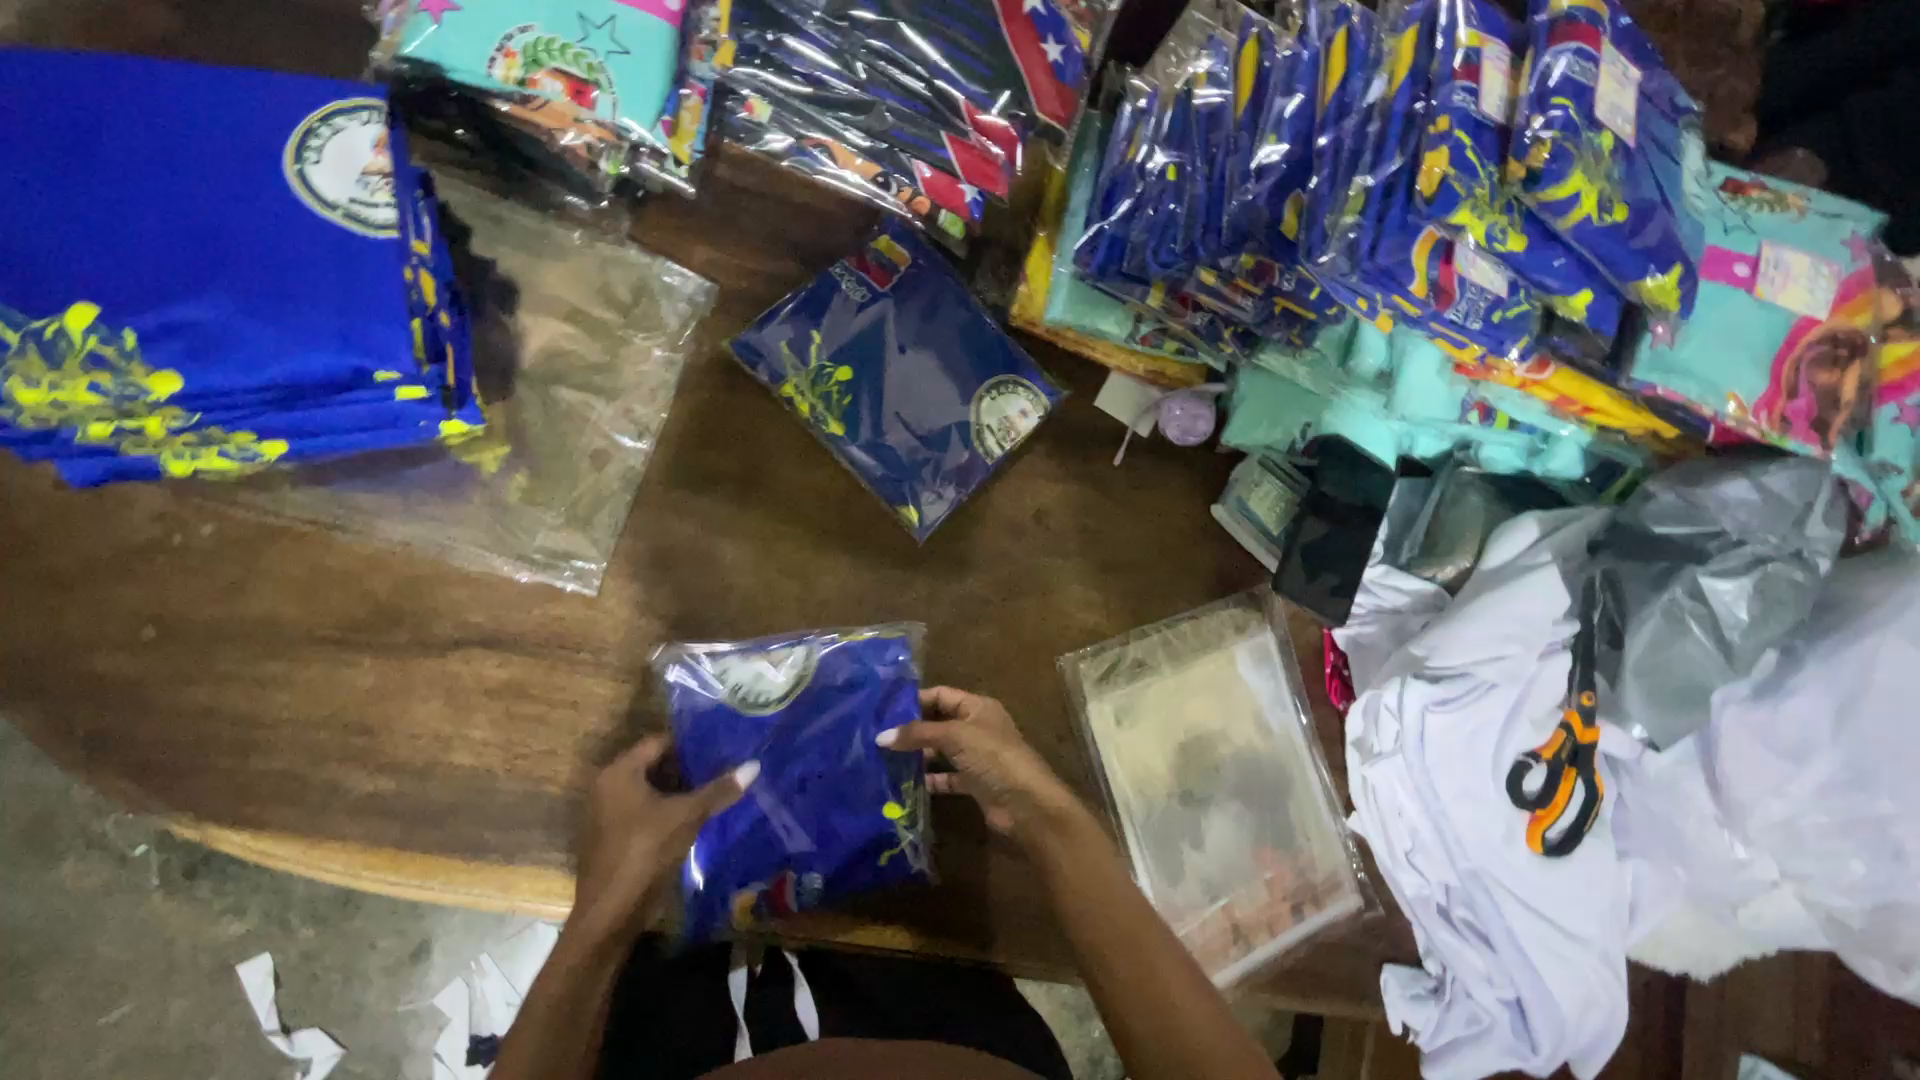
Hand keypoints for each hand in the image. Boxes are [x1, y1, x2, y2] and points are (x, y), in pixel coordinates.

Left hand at [570, 735, 757, 942]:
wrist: (611, 912)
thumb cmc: (645, 851)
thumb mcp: (687, 816)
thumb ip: (719, 790)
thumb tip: (755, 765)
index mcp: (619, 772)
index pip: (659, 742)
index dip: (690, 743)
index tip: (720, 743)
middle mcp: (607, 786)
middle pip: (653, 766)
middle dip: (688, 768)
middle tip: (723, 765)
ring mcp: (606, 813)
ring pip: (650, 791)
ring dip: (679, 792)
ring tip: (715, 789)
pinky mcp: (611, 837)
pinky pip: (643, 812)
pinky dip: (666, 810)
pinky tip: (694, 817)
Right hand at [878, 687, 1080, 840]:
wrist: (1026, 804)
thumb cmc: (993, 757)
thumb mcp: (955, 736)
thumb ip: (918, 734)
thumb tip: (880, 737)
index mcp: (978, 707)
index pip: (941, 695)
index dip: (914, 700)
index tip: (883, 709)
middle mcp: (977, 728)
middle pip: (939, 723)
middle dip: (912, 730)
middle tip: (878, 736)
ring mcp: (976, 757)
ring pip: (941, 751)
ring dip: (918, 756)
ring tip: (884, 759)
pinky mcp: (974, 783)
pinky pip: (946, 777)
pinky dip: (929, 780)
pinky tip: (905, 784)